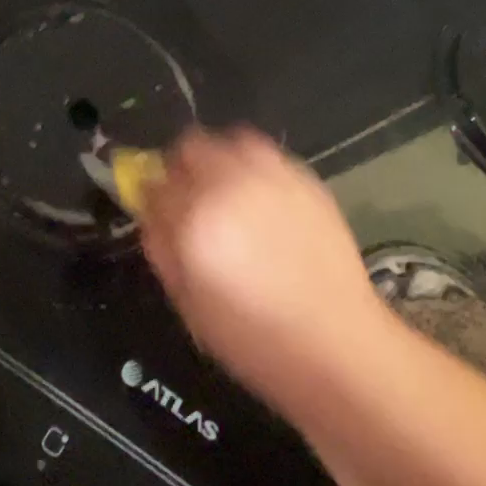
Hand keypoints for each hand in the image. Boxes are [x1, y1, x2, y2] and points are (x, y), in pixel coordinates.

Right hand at [137, 126, 389, 409]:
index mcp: (195, 218)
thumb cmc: (253, 338)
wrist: (337, 344)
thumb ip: (162, 249)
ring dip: (219, 159)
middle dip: (182, 167)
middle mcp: (233, 184)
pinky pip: (269, 156)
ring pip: (232, 141)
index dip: (148, 193)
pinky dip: (254, 167)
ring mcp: (275, 177)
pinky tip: (260, 199)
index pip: (154, 183)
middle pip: (191, 147)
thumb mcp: (189, 303)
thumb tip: (152, 216)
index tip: (152, 205)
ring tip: (224, 190)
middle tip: (186, 196)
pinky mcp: (307, 181)